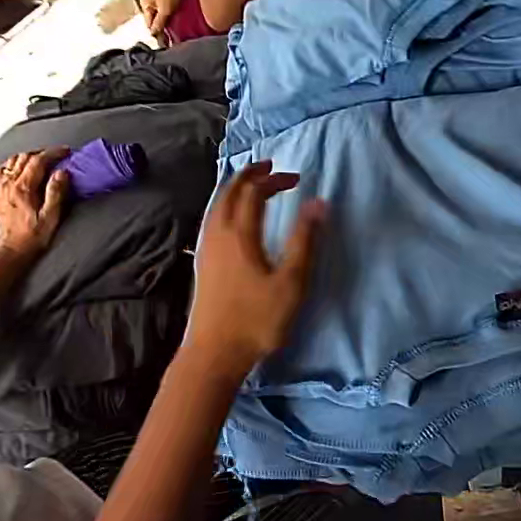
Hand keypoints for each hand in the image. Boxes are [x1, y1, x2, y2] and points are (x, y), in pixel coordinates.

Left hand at [0, 148, 70, 255]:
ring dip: (27, 156)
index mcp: (24, 188)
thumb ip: (56, 192)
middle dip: (42, 152)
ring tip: (40, 159)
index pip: (38, 160)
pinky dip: (11, 165)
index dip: (53, 153)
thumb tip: (62, 173)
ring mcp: (0, 187)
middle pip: (25, 157)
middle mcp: (9, 184)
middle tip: (56, 155)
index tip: (65, 151)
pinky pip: (0, 170)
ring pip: (12, 161)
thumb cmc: (33, 235)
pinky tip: (17, 168)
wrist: (13, 248)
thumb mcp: (51, 216)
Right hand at [142, 0, 191, 37]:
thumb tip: (153, 35)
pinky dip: (170, 17)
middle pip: (154, 20)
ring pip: (160, 16)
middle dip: (160, 29)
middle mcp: (148, 0)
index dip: (156, 33)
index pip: (148, 23)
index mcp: (144, 2)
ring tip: (173, 33)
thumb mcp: (164, 10)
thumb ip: (158, 23)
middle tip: (169, 39)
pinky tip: (176, 22)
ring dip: (166, 24)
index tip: (164, 42)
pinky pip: (166, 11)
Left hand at [184, 160, 323, 378]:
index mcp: (239, 234)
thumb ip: (304, 241)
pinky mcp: (202, 264)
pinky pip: (212, 219)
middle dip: (250, 175)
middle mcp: (217, 234)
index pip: (254, 192)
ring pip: (217, 205)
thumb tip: (318, 204)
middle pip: (230, 192)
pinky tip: (233, 219)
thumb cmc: (256, 320)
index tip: (296, 179)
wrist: (214, 354)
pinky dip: (226, 206)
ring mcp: (206, 249)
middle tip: (270, 167)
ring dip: (235, 189)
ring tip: (251, 185)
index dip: (274, 179)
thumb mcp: (291, 282)